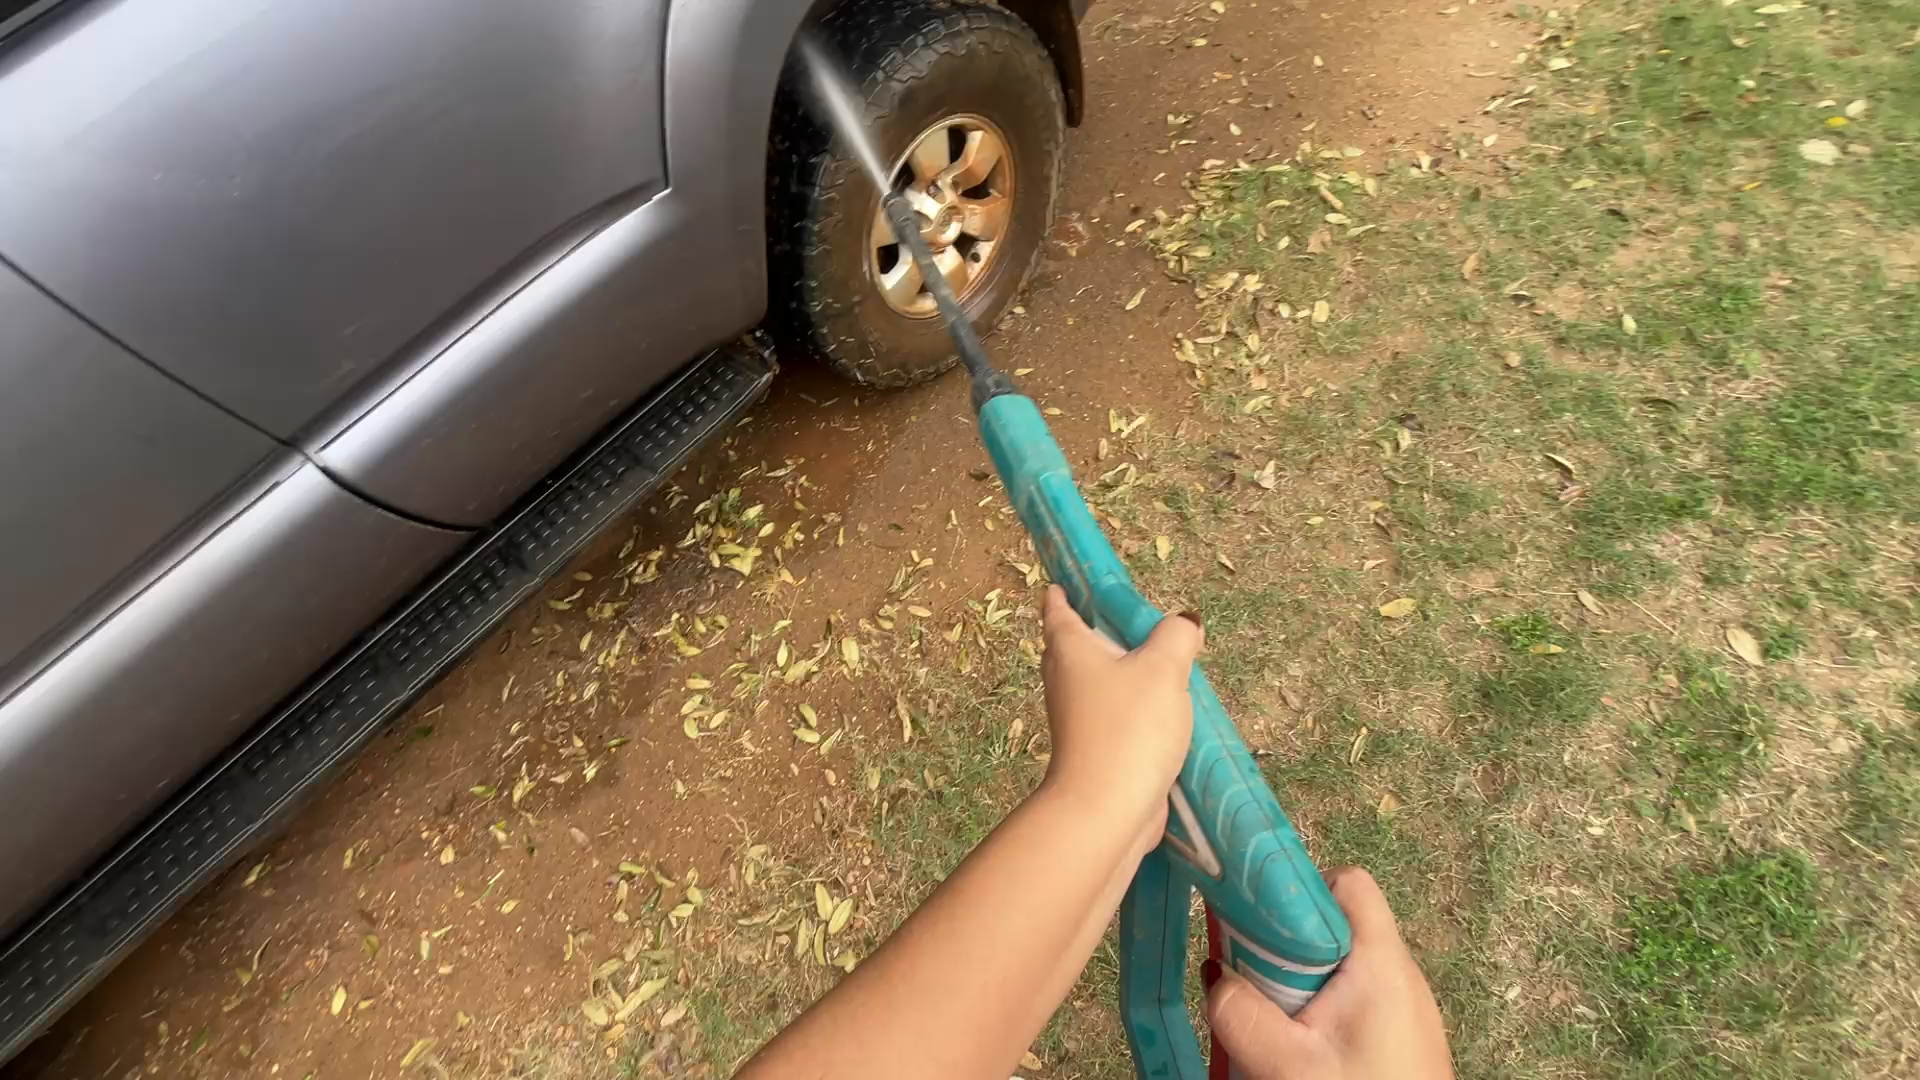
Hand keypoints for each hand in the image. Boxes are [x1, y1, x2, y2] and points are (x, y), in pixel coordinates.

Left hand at [1038, 585, 1202, 855]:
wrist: (1107, 807)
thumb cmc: (1128, 726)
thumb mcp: (1162, 669)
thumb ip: (1175, 637)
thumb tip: (1183, 623)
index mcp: (1070, 648)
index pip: (1057, 609)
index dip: (1060, 593)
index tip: (1062, 582)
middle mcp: (1064, 678)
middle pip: (1072, 645)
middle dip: (1094, 631)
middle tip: (1126, 621)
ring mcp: (1074, 716)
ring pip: (1093, 680)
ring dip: (1117, 670)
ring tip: (1155, 662)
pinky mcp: (1091, 745)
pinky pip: (1108, 711)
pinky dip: (1127, 703)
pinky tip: (1159, 709)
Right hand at [1207, 867, 1452, 1079]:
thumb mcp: (1289, 1068)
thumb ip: (1241, 1015)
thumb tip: (1213, 972)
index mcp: (1382, 961)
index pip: (1348, 883)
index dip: (1301, 887)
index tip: (1262, 920)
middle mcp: (1400, 973)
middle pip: (1334, 921)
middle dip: (1286, 938)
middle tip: (1254, 973)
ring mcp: (1405, 1007)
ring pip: (1339, 960)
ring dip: (1298, 975)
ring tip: (1274, 1015)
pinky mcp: (1402, 1036)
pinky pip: (1353, 995)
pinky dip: (1320, 1005)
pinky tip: (1302, 1045)